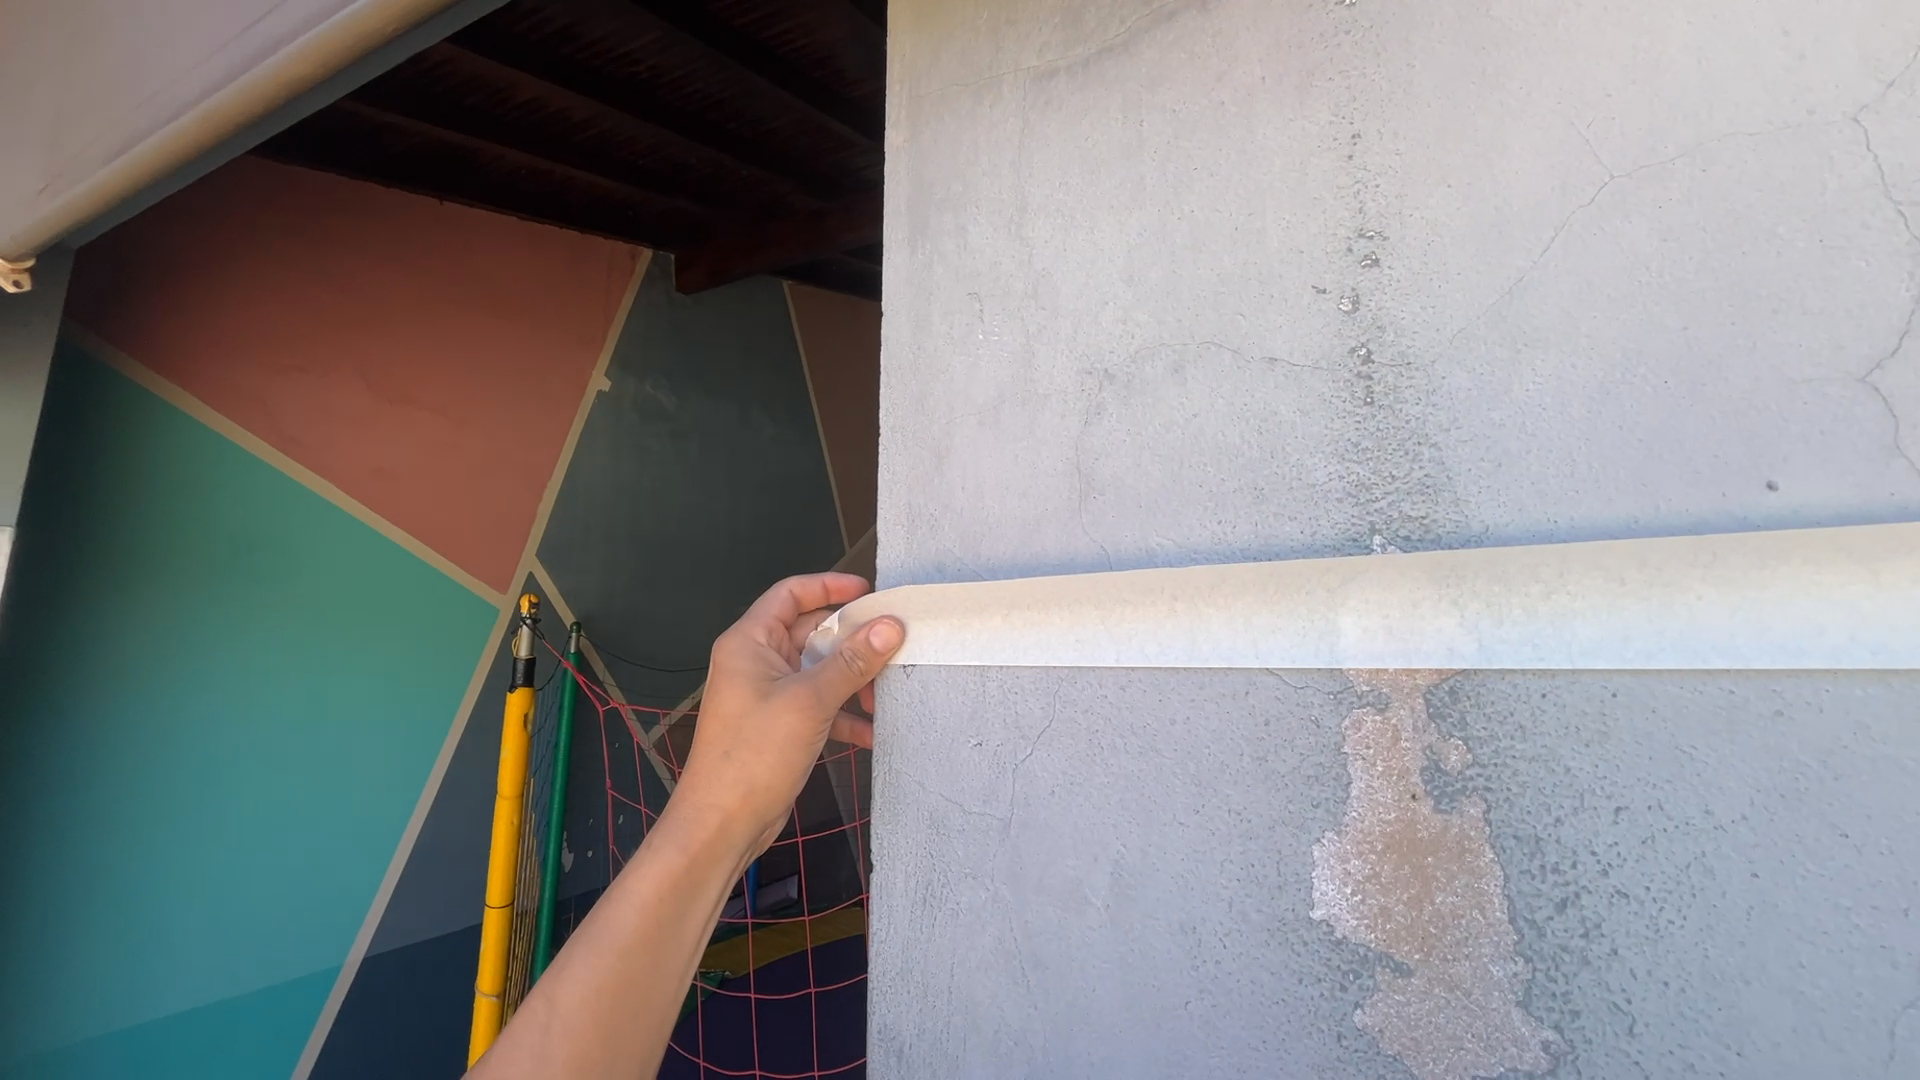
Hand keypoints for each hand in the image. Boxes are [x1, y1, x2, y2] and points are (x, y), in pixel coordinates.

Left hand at [672, 572, 904, 856]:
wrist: (721, 825)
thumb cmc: (755, 752)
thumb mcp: (809, 701)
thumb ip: (852, 662)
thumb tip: (891, 626)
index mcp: (751, 642)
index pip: (791, 594)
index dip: (829, 587)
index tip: (870, 592)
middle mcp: (758, 661)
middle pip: (812, 632)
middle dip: (853, 640)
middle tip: (895, 643)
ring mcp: (769, 695)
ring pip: (820, 670)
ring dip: (854, 680)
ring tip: (889, 693)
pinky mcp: (781, 726)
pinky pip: (820, 706)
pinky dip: (845, 715)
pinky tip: (873, 733)